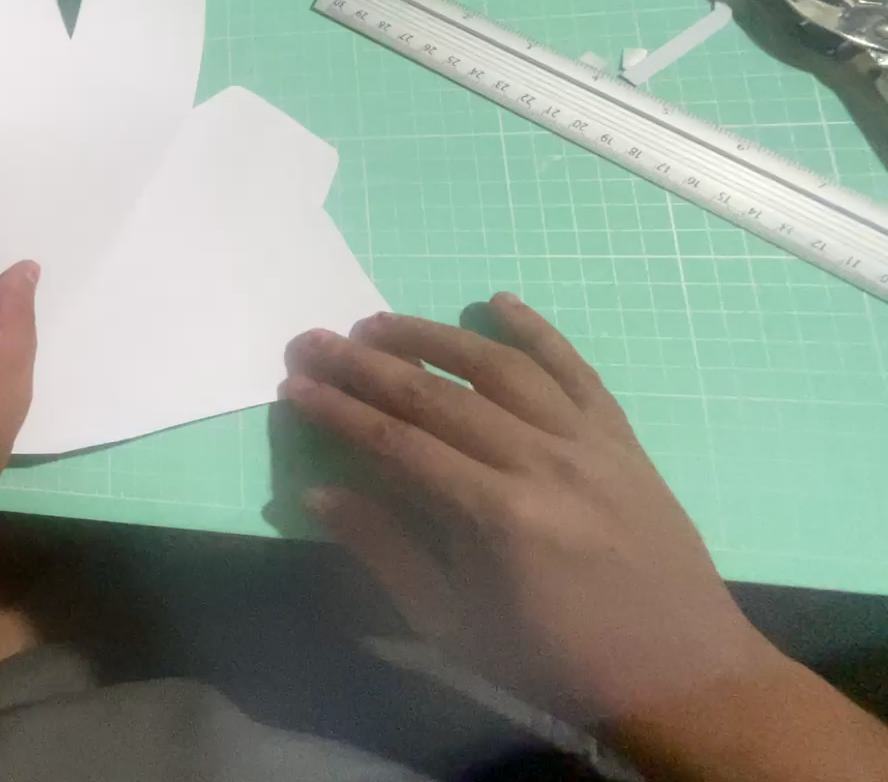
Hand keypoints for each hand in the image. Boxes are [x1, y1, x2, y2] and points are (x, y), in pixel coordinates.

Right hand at [282, 295, 779, 720]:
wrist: (690, 683)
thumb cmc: (554, 658)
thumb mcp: (451, 622)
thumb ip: (381, 549)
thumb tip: (316, 493)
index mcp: (500, 517)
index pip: (395, 443)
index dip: (337, 411)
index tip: (294, 384)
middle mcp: (546, 466)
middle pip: (436, 397)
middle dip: (363, 365)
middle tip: (314, 340)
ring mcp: (592, 447)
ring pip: (500, 369)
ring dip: (432, 337)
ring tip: (378, 322)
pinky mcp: (623, 443)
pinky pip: (577, 372)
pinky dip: (538, 331)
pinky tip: (498, 300)